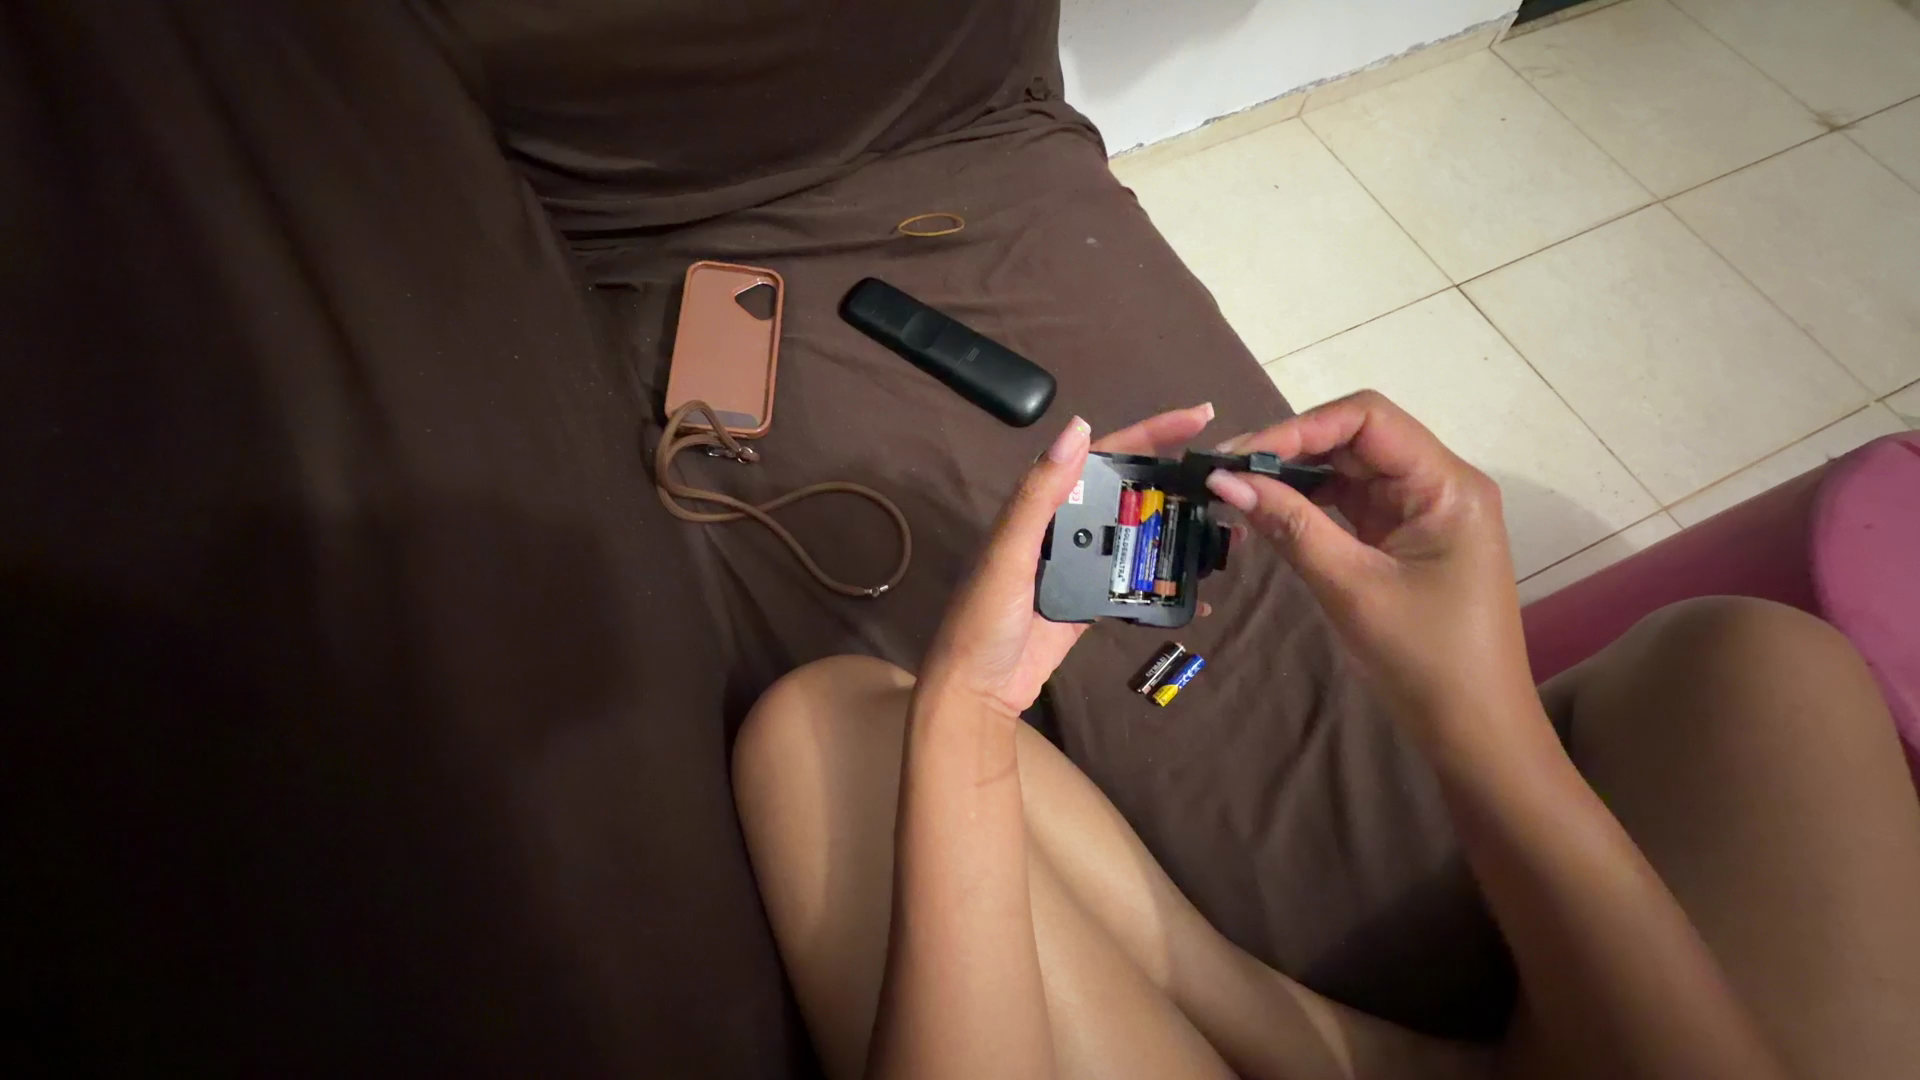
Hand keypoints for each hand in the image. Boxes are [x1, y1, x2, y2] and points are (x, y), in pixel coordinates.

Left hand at [918, 403, 1219, 717]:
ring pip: (1134, 535)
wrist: (976, 691)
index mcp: (1039, 508)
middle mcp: (1061, 530)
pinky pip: (1133, 582)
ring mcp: (1078, 568)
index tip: (1198, 418)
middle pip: (1125, 492)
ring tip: (1224, 525)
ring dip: (1174, 527)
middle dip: (1173, 478)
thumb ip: (1039, 494)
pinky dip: (1163, 581)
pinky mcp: (1089, 603)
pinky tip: (1198, 585)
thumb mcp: (1008, 553)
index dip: (1147, 434)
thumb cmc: (984, 620)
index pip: (1099, 458)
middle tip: (1225, 475)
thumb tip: (1079, 427)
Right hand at [1205, 390, 1535, 743]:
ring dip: (1292, 475)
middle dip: (1288, 448)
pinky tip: (1267, 511)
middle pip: (1355, 438)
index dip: (1299, 427)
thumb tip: (1222, 479)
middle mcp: (1436, 483)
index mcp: (1445, 485)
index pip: (1367, 418)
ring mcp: (1418, 510)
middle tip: (1223, 472)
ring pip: (1346, 469)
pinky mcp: (1399, 535)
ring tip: (1235, 488)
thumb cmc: (1421, 657)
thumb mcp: (1350, 586)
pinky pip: (1346, 502)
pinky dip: (1305, 503)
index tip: (1239, 457)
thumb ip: (1288, 525)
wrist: (1470, 726)